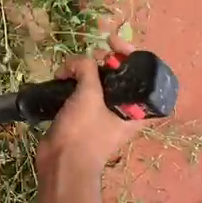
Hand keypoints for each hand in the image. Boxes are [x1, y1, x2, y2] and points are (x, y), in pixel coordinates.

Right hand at [38, 43, 146, 181]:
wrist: (62, 162)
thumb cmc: (84, 132)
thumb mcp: (89, 96)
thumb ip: (87, 70)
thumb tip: (78, 62)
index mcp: (136, 107)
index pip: (141, 71)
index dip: (128, 52)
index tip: (110, 40)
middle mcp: (123, 107)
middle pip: (117, 72)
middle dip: (100, 59)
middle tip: (87, 58)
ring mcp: (102, 110)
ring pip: (96, 79)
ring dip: (82, 69)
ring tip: (67, 70)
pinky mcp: (83, 112)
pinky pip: (81, 88)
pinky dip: (72, 79)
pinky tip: (60, 77)